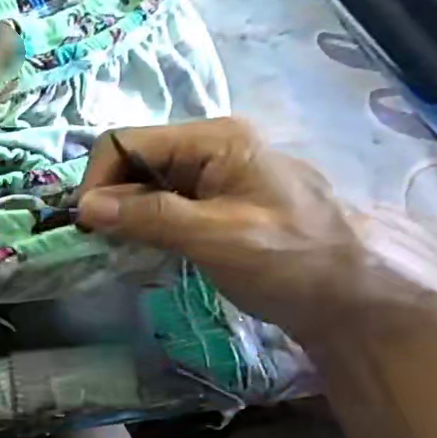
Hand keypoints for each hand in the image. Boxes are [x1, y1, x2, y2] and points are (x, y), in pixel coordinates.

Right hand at [75, 117, 436, 348]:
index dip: (97, 180)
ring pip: (139, 184)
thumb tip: (84, 207)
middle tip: (108, 244)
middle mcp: (207, 147)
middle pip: (129, 161)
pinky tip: (144, 249)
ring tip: (125, 249)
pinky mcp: (209, 202)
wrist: (352, 298)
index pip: (124, 142)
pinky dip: (140, 226)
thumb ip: (150, 217)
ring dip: (122, 215)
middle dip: (109, 199)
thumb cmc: (292, 261)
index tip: (89, 226)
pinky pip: (157, 204)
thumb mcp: (217, 238)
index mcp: (214, 140)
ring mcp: (209, 174)